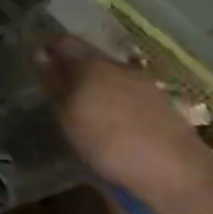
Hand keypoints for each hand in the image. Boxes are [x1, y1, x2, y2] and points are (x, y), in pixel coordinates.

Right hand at [36, 36, 212, 198]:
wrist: (174, 170)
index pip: (62, 43)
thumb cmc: (110, 145)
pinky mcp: (157, 96)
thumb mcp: (70, 118)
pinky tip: (112, 113)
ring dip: (93, 78)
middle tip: (59, 85)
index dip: (48, 51)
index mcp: (90, 63)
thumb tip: (40, 55)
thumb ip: (54, 84)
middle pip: (87, 53)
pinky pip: (126, 84)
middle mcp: (115, 63)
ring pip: (107, 68)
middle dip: (71, 64)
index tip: (39, 66)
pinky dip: (113, 92)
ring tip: (85, 101)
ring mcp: (139, 77)